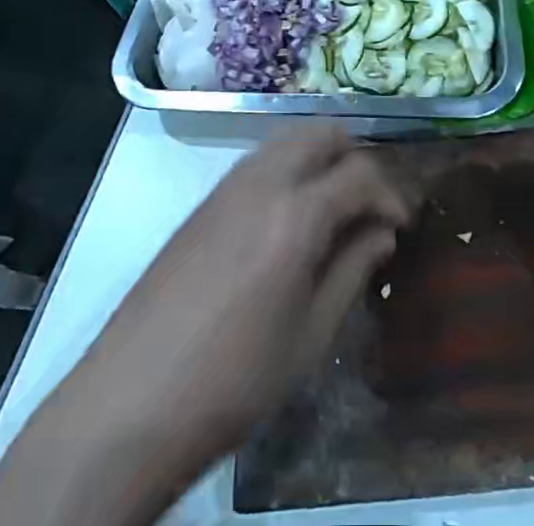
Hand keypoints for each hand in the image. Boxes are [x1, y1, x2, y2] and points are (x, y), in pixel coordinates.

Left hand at [0, 126, 414, 525]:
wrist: (131, 400)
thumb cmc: (236, 377)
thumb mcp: (313, 333)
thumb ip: (353, 268)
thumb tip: (381, 232)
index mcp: (295, 213)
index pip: (361, 173)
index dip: (391, 195)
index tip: (402, 226)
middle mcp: (260, 182)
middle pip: (320, 133)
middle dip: (355, 158)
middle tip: (369, 206)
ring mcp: (223, 189)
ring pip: (285, 140)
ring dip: (319, 160)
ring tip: (333, 211)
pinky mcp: (200, 205)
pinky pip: (256, 163)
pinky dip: (286, 171)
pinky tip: (288, 222)